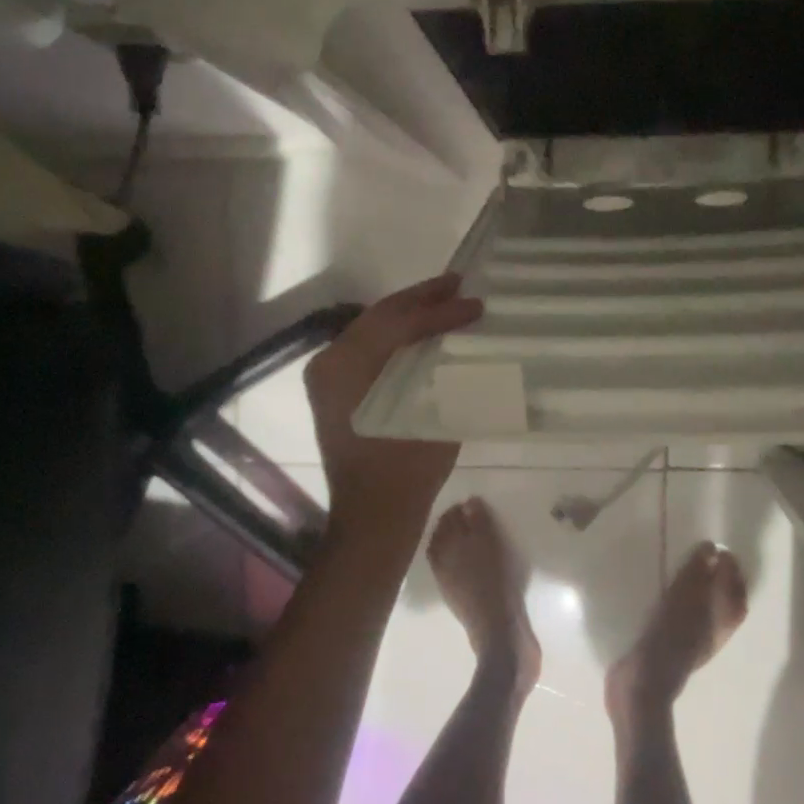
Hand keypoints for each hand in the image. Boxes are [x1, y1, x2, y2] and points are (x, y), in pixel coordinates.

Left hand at [305, 274, 482, 541]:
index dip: (438, 309)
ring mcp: (328, 377)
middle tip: (459, 284)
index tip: (474, 303)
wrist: (374, 518)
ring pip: (374, 331)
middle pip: (380, 318)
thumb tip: (466, 334)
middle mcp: (328, 363)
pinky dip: (399, 338)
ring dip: (411, 316)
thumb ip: (446, 369)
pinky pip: (369, 350)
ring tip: (447, 300)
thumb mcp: (433, 415)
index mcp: (345, 365)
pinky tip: (427, 334)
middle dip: (421, 299)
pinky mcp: (337, 392)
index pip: (396, 322)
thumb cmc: (405, 471)